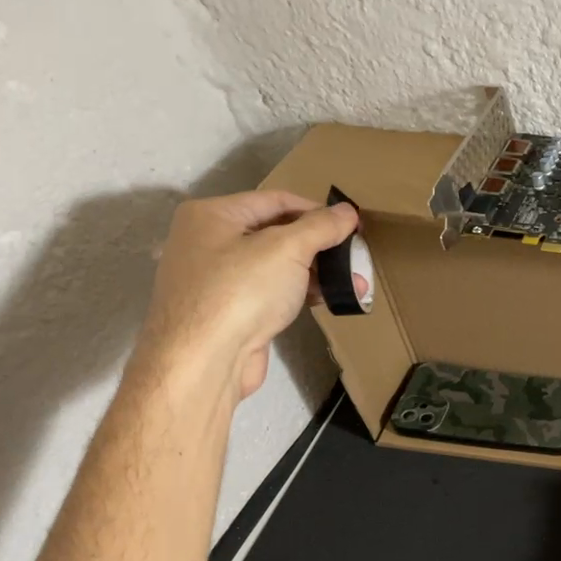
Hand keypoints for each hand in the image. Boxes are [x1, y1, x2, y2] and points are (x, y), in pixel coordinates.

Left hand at [135, 190, 361, 400]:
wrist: (204, 360)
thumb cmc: (240, 292)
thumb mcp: (287, 249)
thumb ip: (320, 227)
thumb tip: (348, 211)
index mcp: (212, 215)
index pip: (276, 200)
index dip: (318, 210)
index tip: (354, 226)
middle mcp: (209, 241)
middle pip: (277, 233)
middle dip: (322, 246)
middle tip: (357, 257)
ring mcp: (218, 278)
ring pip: (278, 265)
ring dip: (319, 273)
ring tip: (356, 285)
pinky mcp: (231, 310)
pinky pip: (273, 291)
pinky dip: (302, 292)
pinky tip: (330, 300)